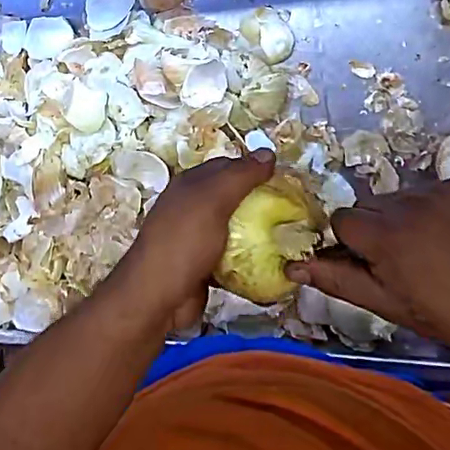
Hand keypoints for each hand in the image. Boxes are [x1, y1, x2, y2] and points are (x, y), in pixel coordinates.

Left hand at [105, 149, 276, 331]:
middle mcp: (191, 207)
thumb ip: (240, 175)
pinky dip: (249, 259)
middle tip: (291, 211)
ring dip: (257, 233)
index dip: (253, 169)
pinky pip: (232, 256)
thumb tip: (268, 151)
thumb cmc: (184, 241)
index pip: (227, 166)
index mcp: (190, 184)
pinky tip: (271, 264)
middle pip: (231, 197)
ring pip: (233, 228)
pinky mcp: (203, 265)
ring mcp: (196, 238)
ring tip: (287, 237)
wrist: (158, 297)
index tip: (284, 181)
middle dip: (259, 202)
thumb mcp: (213, 199)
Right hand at [286, 178, 449, 360]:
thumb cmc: (448, 316)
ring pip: (401, 196)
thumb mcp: (388, 305)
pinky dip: (438, 207)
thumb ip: (338, 280)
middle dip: (378, 228)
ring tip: (435, 248)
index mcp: (384, 234)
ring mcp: (440, 190)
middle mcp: (407, 202)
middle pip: (371, 205)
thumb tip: (293, 265)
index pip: (343, 219)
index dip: (353, 243)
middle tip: (405, 260)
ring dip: (407, 216)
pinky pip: (435, 189)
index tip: (374, 263)